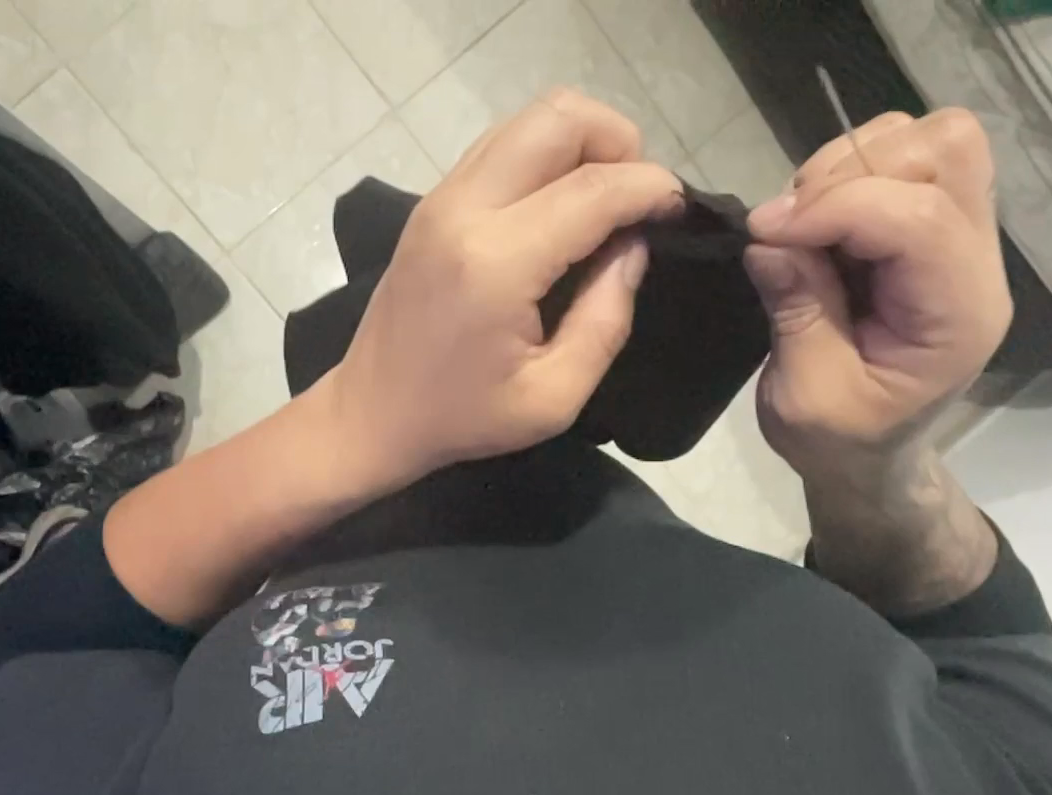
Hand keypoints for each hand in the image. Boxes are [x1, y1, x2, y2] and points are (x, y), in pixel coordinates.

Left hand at [317, 89, 682, 483]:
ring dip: (582, 143)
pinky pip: (501, 146)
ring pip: (528, 120)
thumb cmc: (464, 418)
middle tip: (639, 201)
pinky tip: (561, 206)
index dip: (650, 188)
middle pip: (559, 119)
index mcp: (496, 262)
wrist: (372, 415)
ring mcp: (441, 199)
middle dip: (619, 143)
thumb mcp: (555, 396)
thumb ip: (606, 320)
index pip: (593, 188)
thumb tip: (633, 248)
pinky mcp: (432, 204)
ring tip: (605, 201)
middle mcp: (465, 210)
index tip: (679, 209)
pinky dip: (545, 156)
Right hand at [742, 108, 1011, 482]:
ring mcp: (960, 240)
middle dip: (854, 170)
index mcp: (957, 315)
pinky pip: (908, 162)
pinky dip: (853, 173)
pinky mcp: (931, 231)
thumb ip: (796, 312)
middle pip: (947, 151)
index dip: (835, 208)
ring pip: (932, 141)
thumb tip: (768, 237)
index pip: (919, 218)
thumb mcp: (806, 396)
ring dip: (853, 165)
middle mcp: (975, 263)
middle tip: (791, 223)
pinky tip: (818, 221)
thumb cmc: (839, 440)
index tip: (763, 232)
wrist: (866, 457)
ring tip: (803, 220)